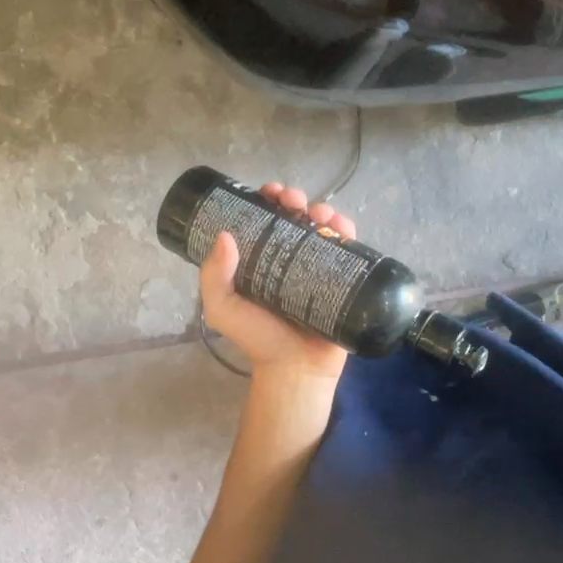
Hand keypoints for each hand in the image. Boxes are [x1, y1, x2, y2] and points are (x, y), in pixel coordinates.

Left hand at [200, 183, 357, 382]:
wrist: (295, 369)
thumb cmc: (258, 339)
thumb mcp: (223, 309)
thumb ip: (214, 277)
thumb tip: (224, 236)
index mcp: (260, 259)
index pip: (264, 220)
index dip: (268, 201)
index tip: (270, 193)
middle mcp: (288, 258)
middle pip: (295, 217)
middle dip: (296, 200)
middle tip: (295, 201)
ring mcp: (317, 267)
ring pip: (322, 228)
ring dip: (322, 210)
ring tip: (320, 214)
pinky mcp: (342, 279)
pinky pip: (348, 249)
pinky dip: (347, 231)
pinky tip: (342, 226)